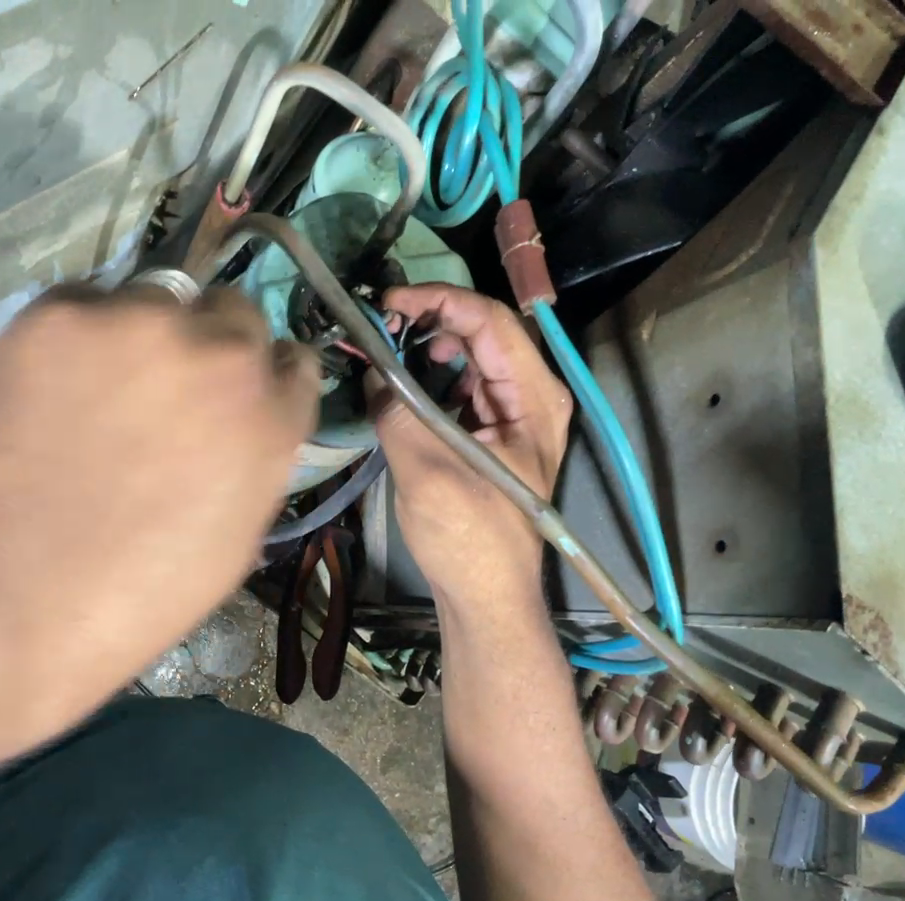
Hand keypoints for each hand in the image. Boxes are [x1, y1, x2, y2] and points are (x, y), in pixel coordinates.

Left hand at [0, 285, 318, 741]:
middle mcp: (219, 354)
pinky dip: (72, 338)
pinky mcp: (57, 313)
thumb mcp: (232, 542)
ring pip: (152, 301)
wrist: (7, 600)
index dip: (257, 380)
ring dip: (138, 336)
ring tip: (92, 394)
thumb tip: (238, 422)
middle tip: (159, 390)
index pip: (289, 361)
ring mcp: (136, 323)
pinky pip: (80, 304)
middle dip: (208, 345)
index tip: (228, 397)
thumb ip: (253, 459)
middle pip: (230, 312)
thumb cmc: (129, 598)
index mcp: (269, 417)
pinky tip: (46, 389)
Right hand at [372, 284, 571, 605]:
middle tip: (380, 323)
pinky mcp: (492, 433)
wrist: (486, 595)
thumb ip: (397, 411)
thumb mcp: (428, 470)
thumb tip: (371, 369)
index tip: (387, 302)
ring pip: (472, 355)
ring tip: (388, 350)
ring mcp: (513, 415)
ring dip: (429, 345)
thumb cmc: (469, 538)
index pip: (489, 321)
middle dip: (430, 319)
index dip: (437, 301)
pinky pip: (462, 386)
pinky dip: (430, 376)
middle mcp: (531, 396)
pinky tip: (402, 382)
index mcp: (533, 398)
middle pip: (483, 331)